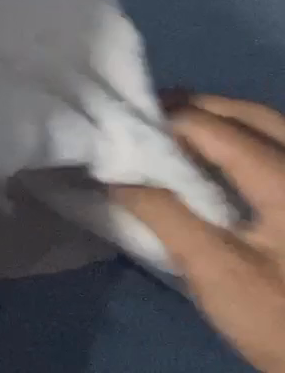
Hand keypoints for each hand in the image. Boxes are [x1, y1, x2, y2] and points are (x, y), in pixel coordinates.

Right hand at [112, 94, 284, 372]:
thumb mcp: (214, 269)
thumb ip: (159, 210)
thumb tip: (110, 171)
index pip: (206, 125)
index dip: (153, 121)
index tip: (112, 130)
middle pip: (250, 115)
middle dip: (191, 108)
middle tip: (142, 123)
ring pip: (274, 132)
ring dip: (221, 125)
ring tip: (174, 142)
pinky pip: (283, 156)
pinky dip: (248, 147)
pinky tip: (221, 169)